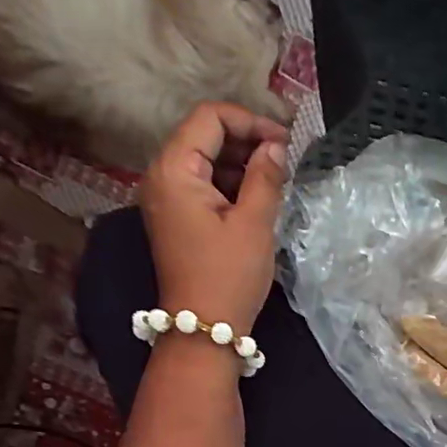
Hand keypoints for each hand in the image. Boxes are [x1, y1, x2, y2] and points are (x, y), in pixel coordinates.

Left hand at [139, 102, 290, 334]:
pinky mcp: (176, 219)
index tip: (284, 142)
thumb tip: (276, 146)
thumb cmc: (229, 276)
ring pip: (205, 161)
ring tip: (276, 182)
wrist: (205, 329)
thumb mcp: (254, 224)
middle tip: (284, 161)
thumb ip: (265, 176)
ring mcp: (166, 199)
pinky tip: (258, 199)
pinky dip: (230, 185)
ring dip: (241, 164)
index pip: (210, 118)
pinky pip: (203, 187)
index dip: (250, 121)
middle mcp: (161, 177)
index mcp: (174, 170)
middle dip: (246, 142)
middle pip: (204, 136)